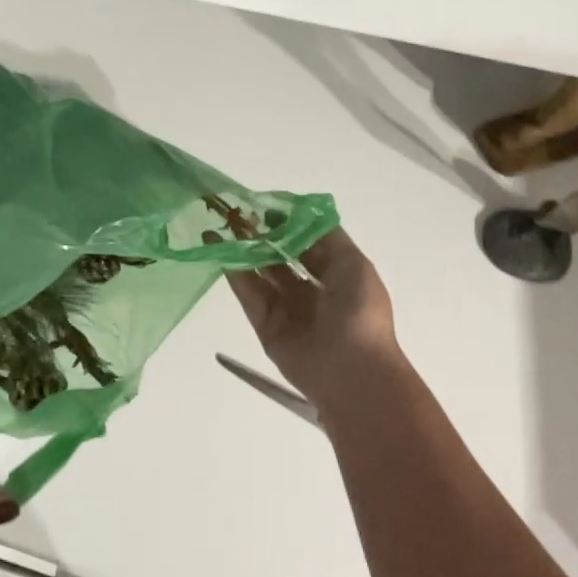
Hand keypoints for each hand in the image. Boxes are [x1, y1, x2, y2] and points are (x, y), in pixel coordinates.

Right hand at [226, 229, 400, 410]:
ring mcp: (286, 309)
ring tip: (218, 228)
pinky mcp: (264, 325)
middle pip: (280, 258)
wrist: (351, 370)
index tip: (264, 206)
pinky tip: (219, 250)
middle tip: (236, 214)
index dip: (287, 225)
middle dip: (260, 237)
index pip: (307, 245)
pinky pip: (248, 294)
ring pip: (260, 274)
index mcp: (336, 278)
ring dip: (241, 251)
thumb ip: (327, 237)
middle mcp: (310, 292)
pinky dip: (234, 273)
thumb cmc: (359, 312)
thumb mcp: (354, 264)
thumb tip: (301, 214)